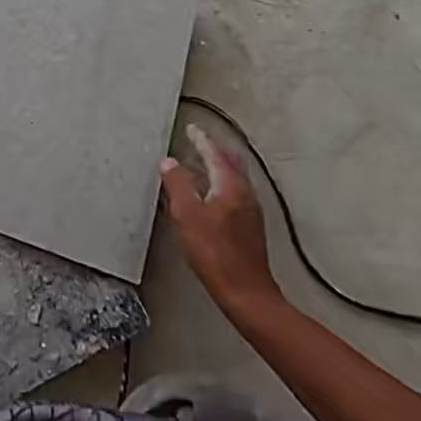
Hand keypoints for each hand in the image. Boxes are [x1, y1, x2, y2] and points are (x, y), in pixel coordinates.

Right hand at [159, 123, 281, 311]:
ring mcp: (250, 209)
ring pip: (234, 177)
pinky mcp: (250, 225)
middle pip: (229, 162)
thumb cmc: (215, 254)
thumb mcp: (187, 216)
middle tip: (198, 142)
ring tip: (202, 166)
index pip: (214, 153)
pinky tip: (213, 196)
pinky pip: (235, 192)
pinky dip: (222, 184)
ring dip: (218, 167)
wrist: (246, 291)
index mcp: (230, 184)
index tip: (192, 129)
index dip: (201, 140)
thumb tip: (170, 163)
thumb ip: (178, 186)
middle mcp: (244, 191)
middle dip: (214, 150)